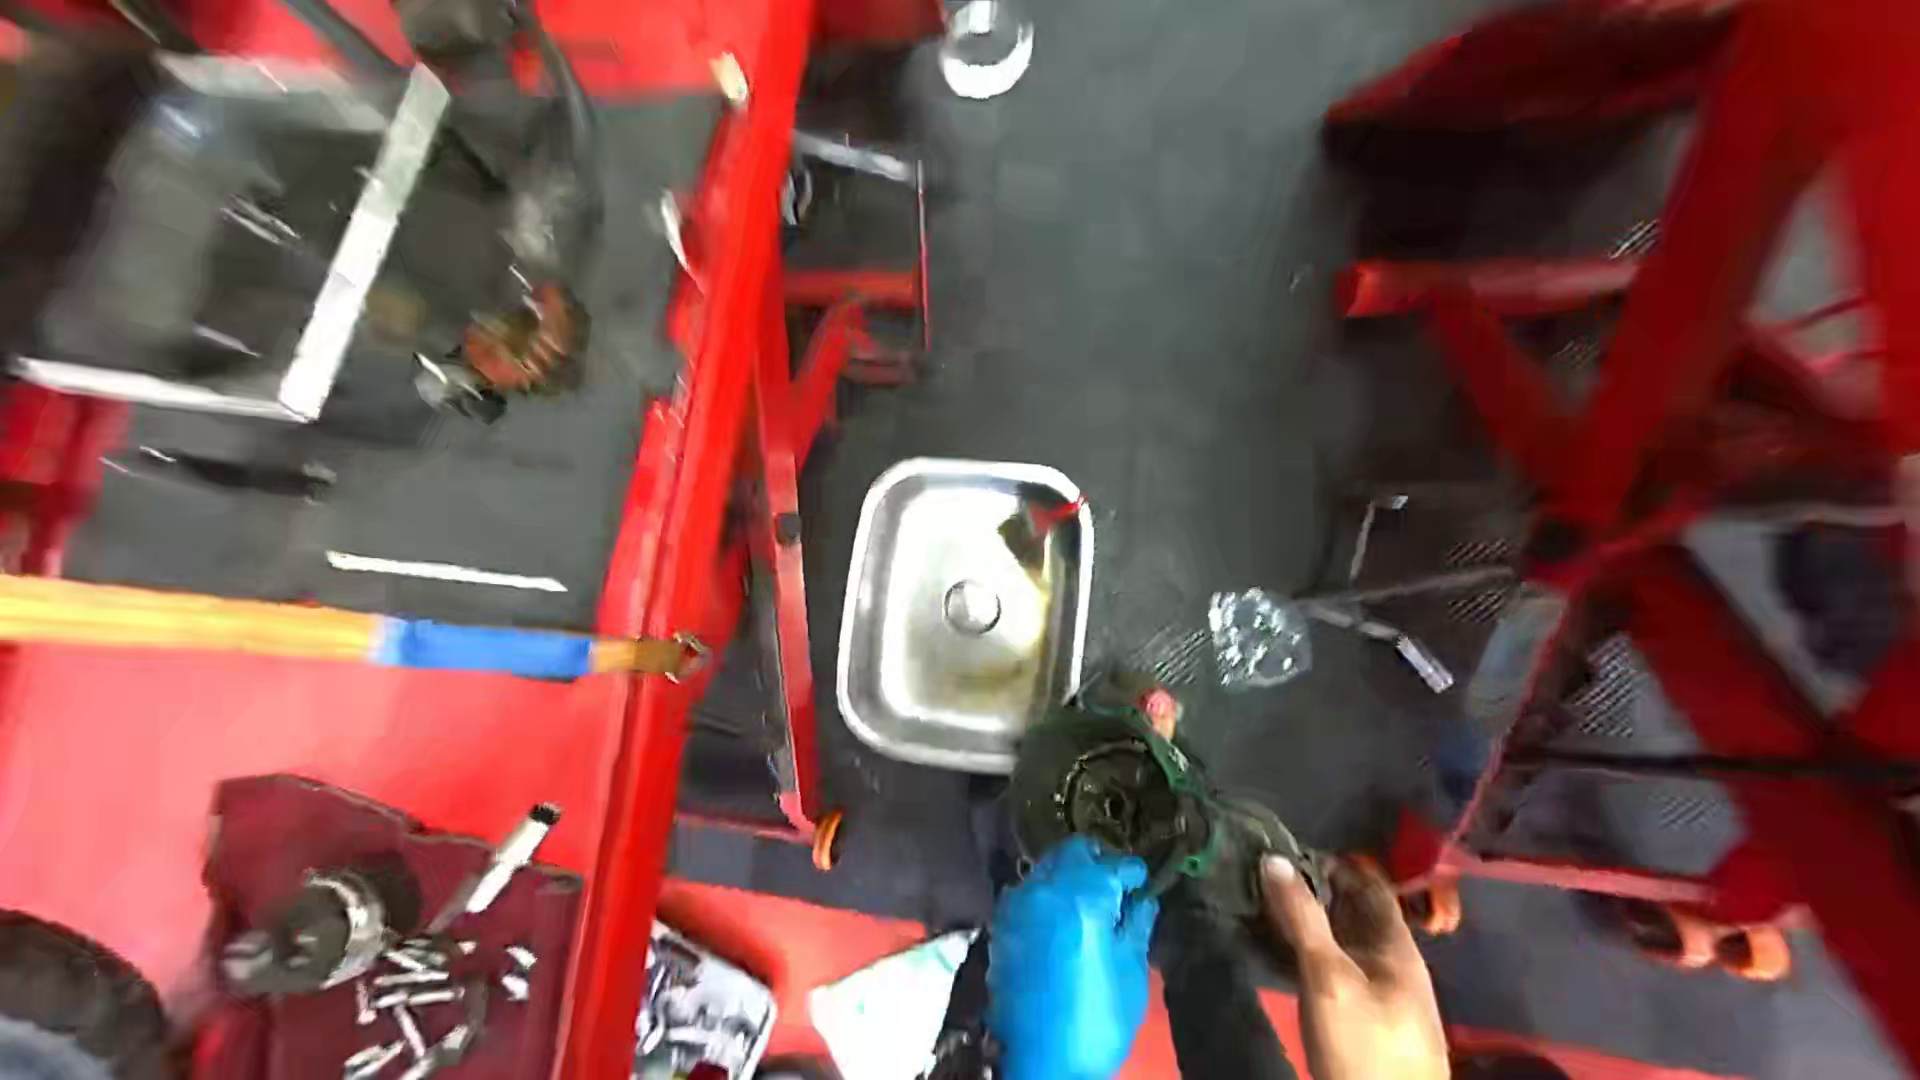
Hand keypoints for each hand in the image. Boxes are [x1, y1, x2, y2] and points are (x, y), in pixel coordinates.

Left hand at [987, 837, 1159, 1079]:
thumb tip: (1143, 898)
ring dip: (1070, 872)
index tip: (1142, 880)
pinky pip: (1030, 888)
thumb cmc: (1097, 1019)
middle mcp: (1047, 884)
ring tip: (1089, 899)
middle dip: (1097, 859)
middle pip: (1074, 851)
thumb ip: (1137, 925)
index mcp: (1084, 893)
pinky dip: (1048, 891)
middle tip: (1114, 882)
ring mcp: (1020, 899)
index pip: (1114, 864)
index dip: (1133, 870)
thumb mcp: (1131, 974)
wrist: (1041, 1064)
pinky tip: (1062, 915)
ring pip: (1049, 865)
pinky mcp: (1003, 918)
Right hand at [1261, 855, 1448, 1079]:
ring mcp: (1375, 992)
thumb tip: (1273, 857)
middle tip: (1261, 874)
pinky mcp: (1356, 1015)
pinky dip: (1302, 949)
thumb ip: (1301, 916)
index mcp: (1397, 949)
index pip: (1368, 886)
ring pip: (1336, 939)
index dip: (1331, 863)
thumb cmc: (1363, 1047)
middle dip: (1309, 889)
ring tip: (1256, 903)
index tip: (1285, 850)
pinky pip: (1328, 965)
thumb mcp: (1327, 976)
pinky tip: (1270, 946)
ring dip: (1301, 919)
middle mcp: (1389, 964)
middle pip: (1350, 911)